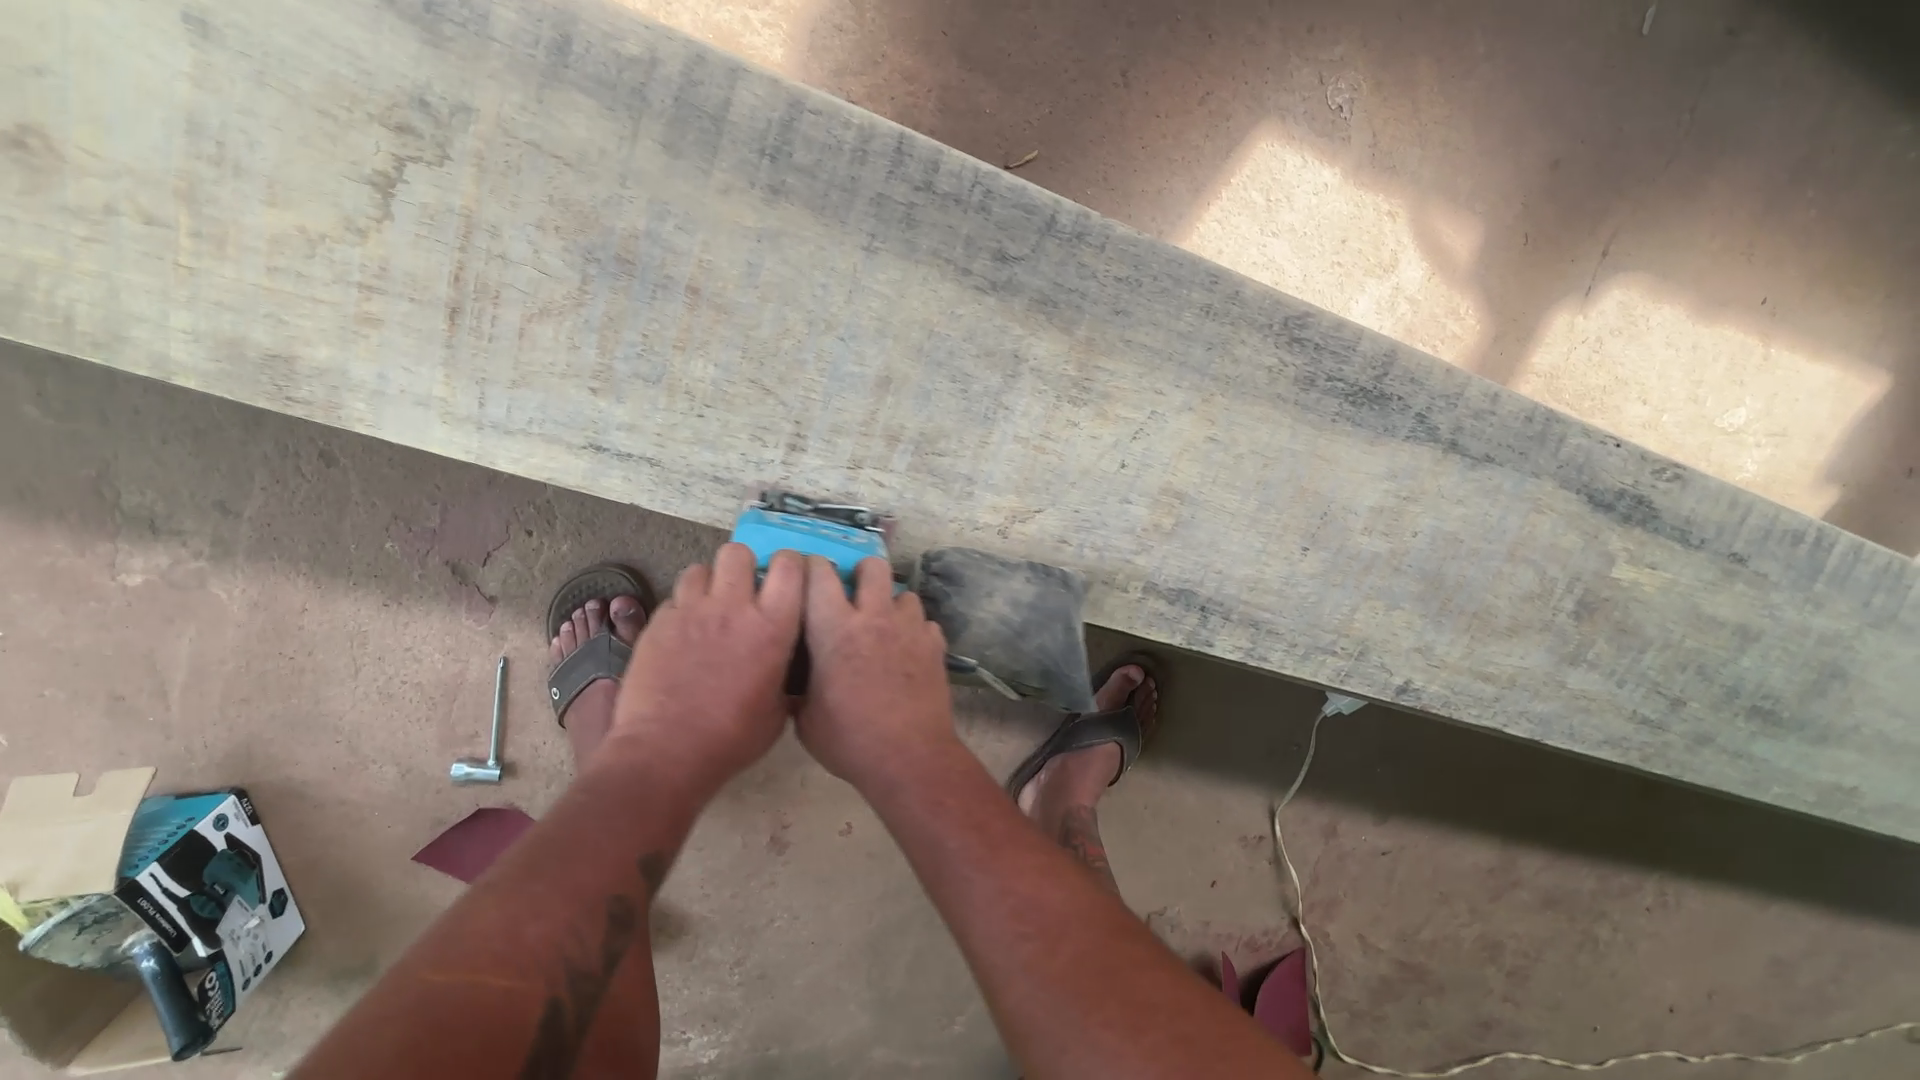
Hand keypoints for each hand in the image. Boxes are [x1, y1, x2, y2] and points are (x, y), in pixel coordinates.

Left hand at [601, 544, 803, 794]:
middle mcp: (733, 607)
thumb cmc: (732, 739)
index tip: (788, 579)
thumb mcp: (777, 713)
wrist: (666, 751)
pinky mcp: (657, 623)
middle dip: (742, 566)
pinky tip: (682, 635)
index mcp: (773, 626)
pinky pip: (674, 600)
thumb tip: (786, 673)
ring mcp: (691, 611)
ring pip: (700, 569)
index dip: (790, 564)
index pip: (790, 566)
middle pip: (738, 552)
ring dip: (708, 584)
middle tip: (742, 591)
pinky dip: (681, 610)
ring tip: (708, 609)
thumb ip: (784, 678)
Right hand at [795, 556, 957, 788]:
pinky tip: (909, 654)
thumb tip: (797, 681)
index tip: (807, 574)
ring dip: (893, 604)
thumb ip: (801, 687)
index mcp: (833, 628)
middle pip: (873, 567)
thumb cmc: (848, 740)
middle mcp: (874, 617)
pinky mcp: (935, 646)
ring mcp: (910, 629)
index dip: (812, 567)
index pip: (819, 574)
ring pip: (905, 593)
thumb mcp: (806, 719)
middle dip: (862, 573)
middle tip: (854, 593)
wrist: (908, 757)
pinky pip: (925, 624)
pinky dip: (916, 632)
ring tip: (885, 628)